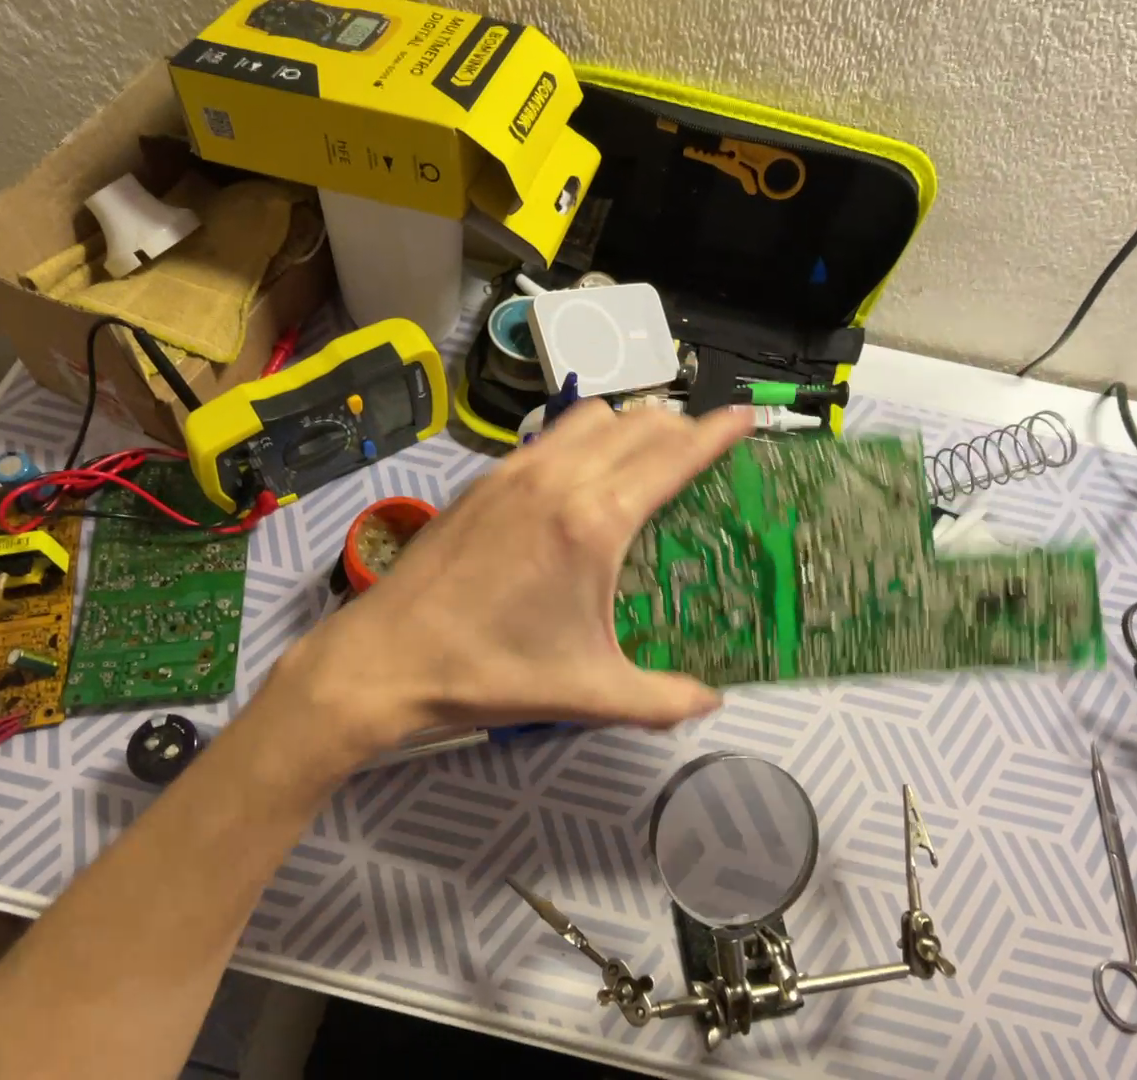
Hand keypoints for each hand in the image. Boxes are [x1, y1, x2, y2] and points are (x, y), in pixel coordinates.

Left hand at [260, 400, 755, 767]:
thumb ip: (663, 700)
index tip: (746, 418)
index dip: (717, 430)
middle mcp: (559, 479)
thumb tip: (711, 702)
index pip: (673, 454)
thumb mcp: (589, 694)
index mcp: (594, 521)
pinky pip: (550, 436)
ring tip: (644, 459)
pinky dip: (582, 439)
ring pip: (591, 416)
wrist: (389, 657)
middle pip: (639, 423)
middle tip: (701, 453)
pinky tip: (579, 481)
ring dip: (629, 424)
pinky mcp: (484, 480)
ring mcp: (515, 471)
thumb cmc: (491, 673)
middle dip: (681, 426)